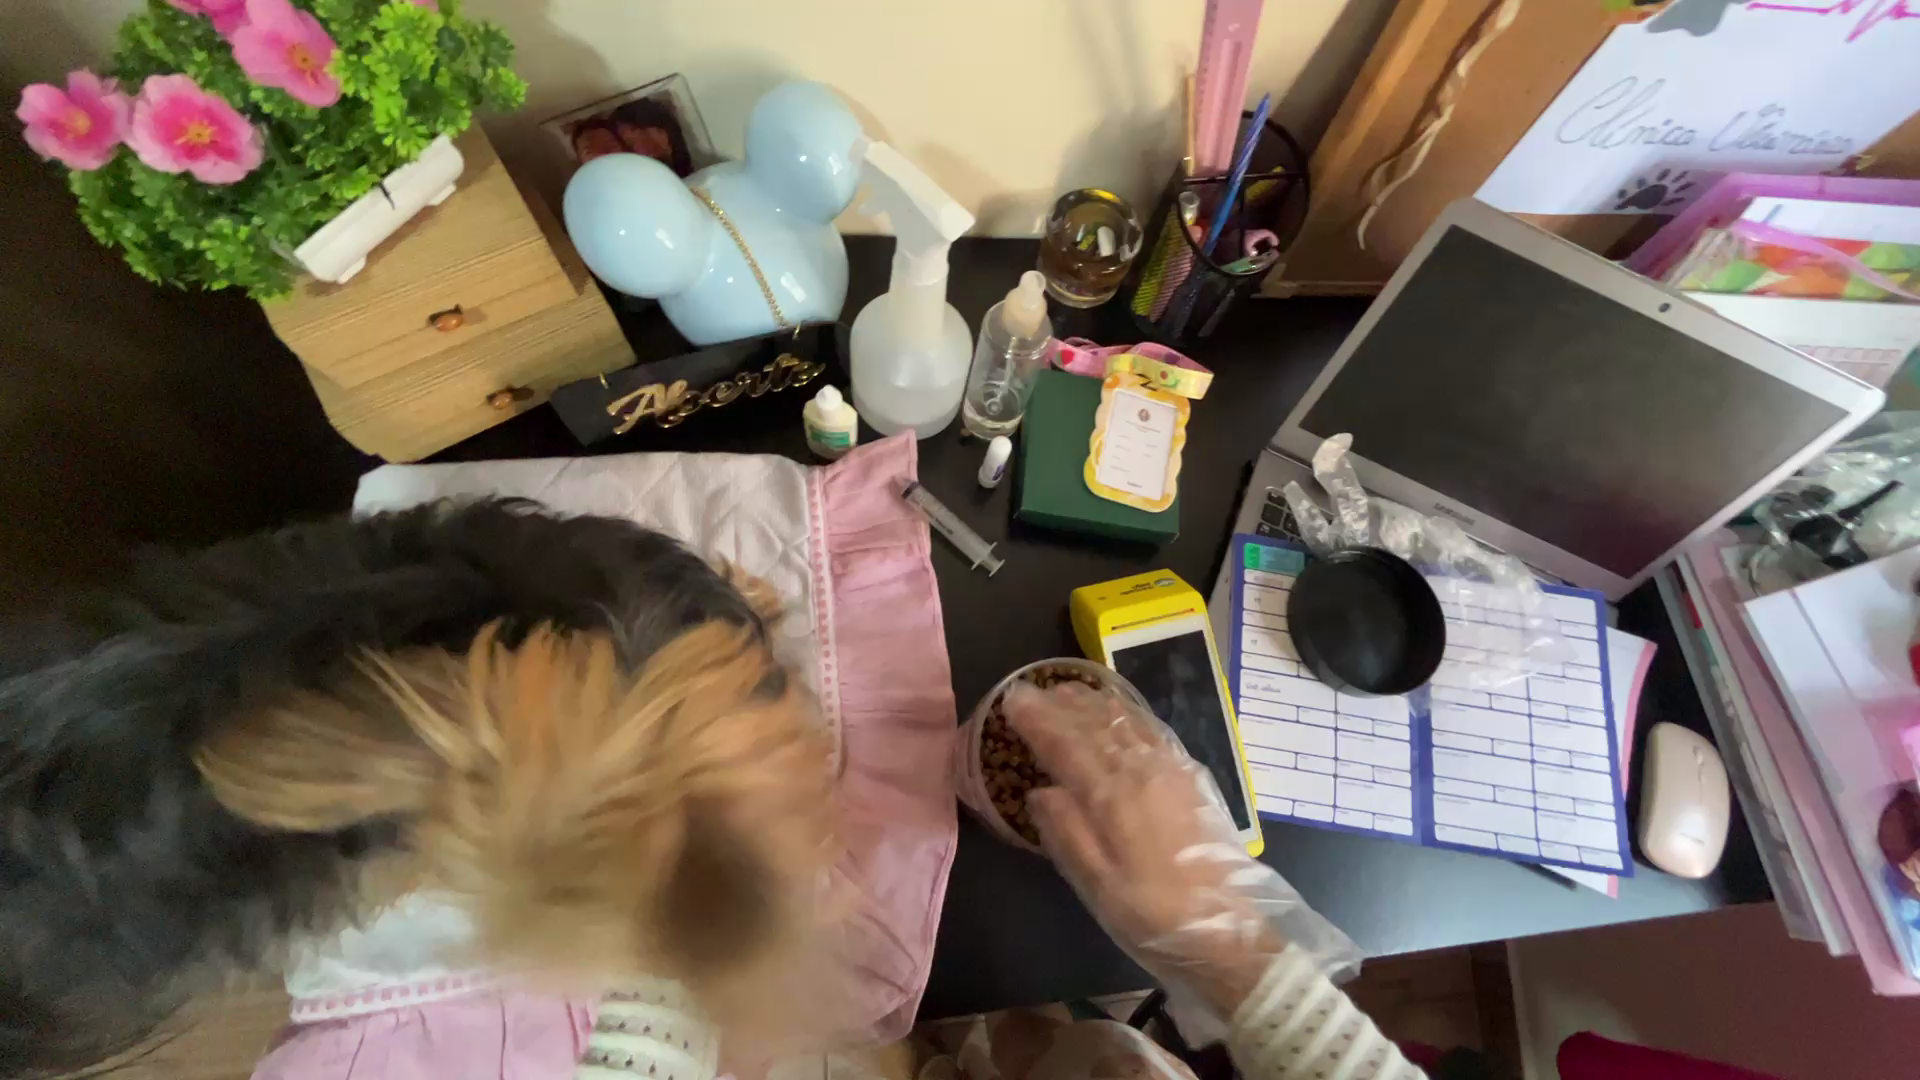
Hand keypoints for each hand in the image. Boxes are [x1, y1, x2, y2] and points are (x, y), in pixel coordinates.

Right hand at [1004, 681, 1284, 1014]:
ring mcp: (1169, 765)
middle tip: (1029, 690)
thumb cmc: (1153, 915)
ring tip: (1065, 690)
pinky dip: (1125, 709)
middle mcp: (1139, 768)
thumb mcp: (1096, 886)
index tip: (1010, 699)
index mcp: (1110, 796)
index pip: (1064, 743)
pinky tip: (1116, 708)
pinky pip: (1150, 725)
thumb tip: (1039, 790)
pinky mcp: (1190, 772)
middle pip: (1092, 721)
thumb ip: (1064, 832)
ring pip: (1122, 717)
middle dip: (1057, 702)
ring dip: (1090, 700)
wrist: (1232, 931)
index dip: (1035, 718)